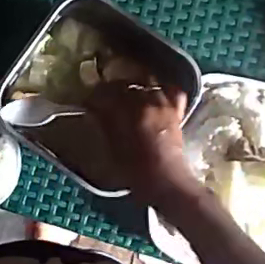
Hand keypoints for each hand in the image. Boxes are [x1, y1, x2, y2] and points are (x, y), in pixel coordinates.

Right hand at [87, 82, 200, 206]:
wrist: (166, 181)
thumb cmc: (135, 171)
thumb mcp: (113, 148)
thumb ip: (105, 124)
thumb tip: (96, 110)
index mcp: (124, 112)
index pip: (103, 94)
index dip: (93, 98)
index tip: (88, 104)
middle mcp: (143, 102)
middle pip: (123, 85)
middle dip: (111, 90)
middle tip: (105, 99)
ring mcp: (162, 104)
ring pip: (145, 83)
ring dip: (134, 88)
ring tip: (129, 97)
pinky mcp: (176, 111)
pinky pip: (171, 91)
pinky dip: (162, 90)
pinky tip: (155, 97)